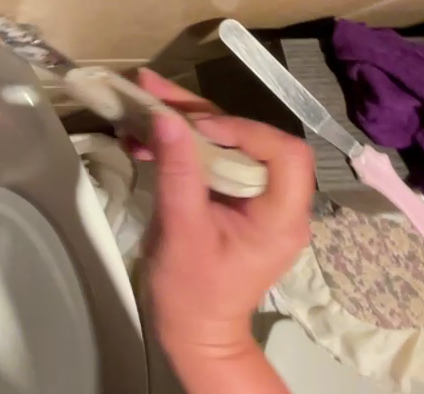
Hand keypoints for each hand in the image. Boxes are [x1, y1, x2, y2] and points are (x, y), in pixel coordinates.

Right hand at [135, 69, 314, 367]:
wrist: (192, 332)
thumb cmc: (192, 291)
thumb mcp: (181, 229)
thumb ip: (177, 171)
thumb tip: (167, 117)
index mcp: (279, 215)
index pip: (285, 153)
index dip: (244, 130)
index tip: (197, 128)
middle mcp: (273, 201)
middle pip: (248, 138)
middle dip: (197, 113)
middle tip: (151, 89)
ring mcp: (250, 199)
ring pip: (223, 142)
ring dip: (180, 121)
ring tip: (138, 100)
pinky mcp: (226, 198)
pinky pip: (206, 157)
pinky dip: (174, 143)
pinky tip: (139, 137)